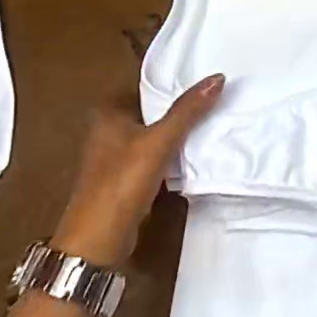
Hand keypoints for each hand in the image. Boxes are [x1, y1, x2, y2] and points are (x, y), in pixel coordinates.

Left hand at [51, 75, 223, 265]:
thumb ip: (187, 111)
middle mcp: (107, 130)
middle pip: (151, 111)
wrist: (98, 241)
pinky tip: (196, 154)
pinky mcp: (125, 180)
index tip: (204, 75)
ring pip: (154, 135)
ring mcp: (115, 157)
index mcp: (107, 113)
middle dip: (179, 107)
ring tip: (213, 120)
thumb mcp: (159, 142)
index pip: (144, 86)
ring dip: (177, 132)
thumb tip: (218, 77)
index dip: (172, 81)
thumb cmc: (121, 182)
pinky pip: (155, 157)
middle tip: (215, 96)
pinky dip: (173, 155)